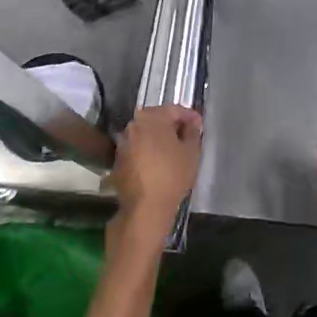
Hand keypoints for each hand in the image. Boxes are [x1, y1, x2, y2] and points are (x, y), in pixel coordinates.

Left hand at [109, 106, 202, 231]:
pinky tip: (158, 162)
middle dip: (172, 125)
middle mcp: (133, 125)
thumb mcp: (191, 152)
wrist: (145, 207)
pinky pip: (137, 148)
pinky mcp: (118, 159)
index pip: (174, 109)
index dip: (189, 116)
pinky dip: (148, 150)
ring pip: (145, 133)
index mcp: (151, 117)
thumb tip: (192, 122)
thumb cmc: (172, 175)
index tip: (199, 124)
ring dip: (158, 138)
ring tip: (173, 150)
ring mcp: (123, 142)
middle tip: (187, 135)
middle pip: (157, 119)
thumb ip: (192, 132)